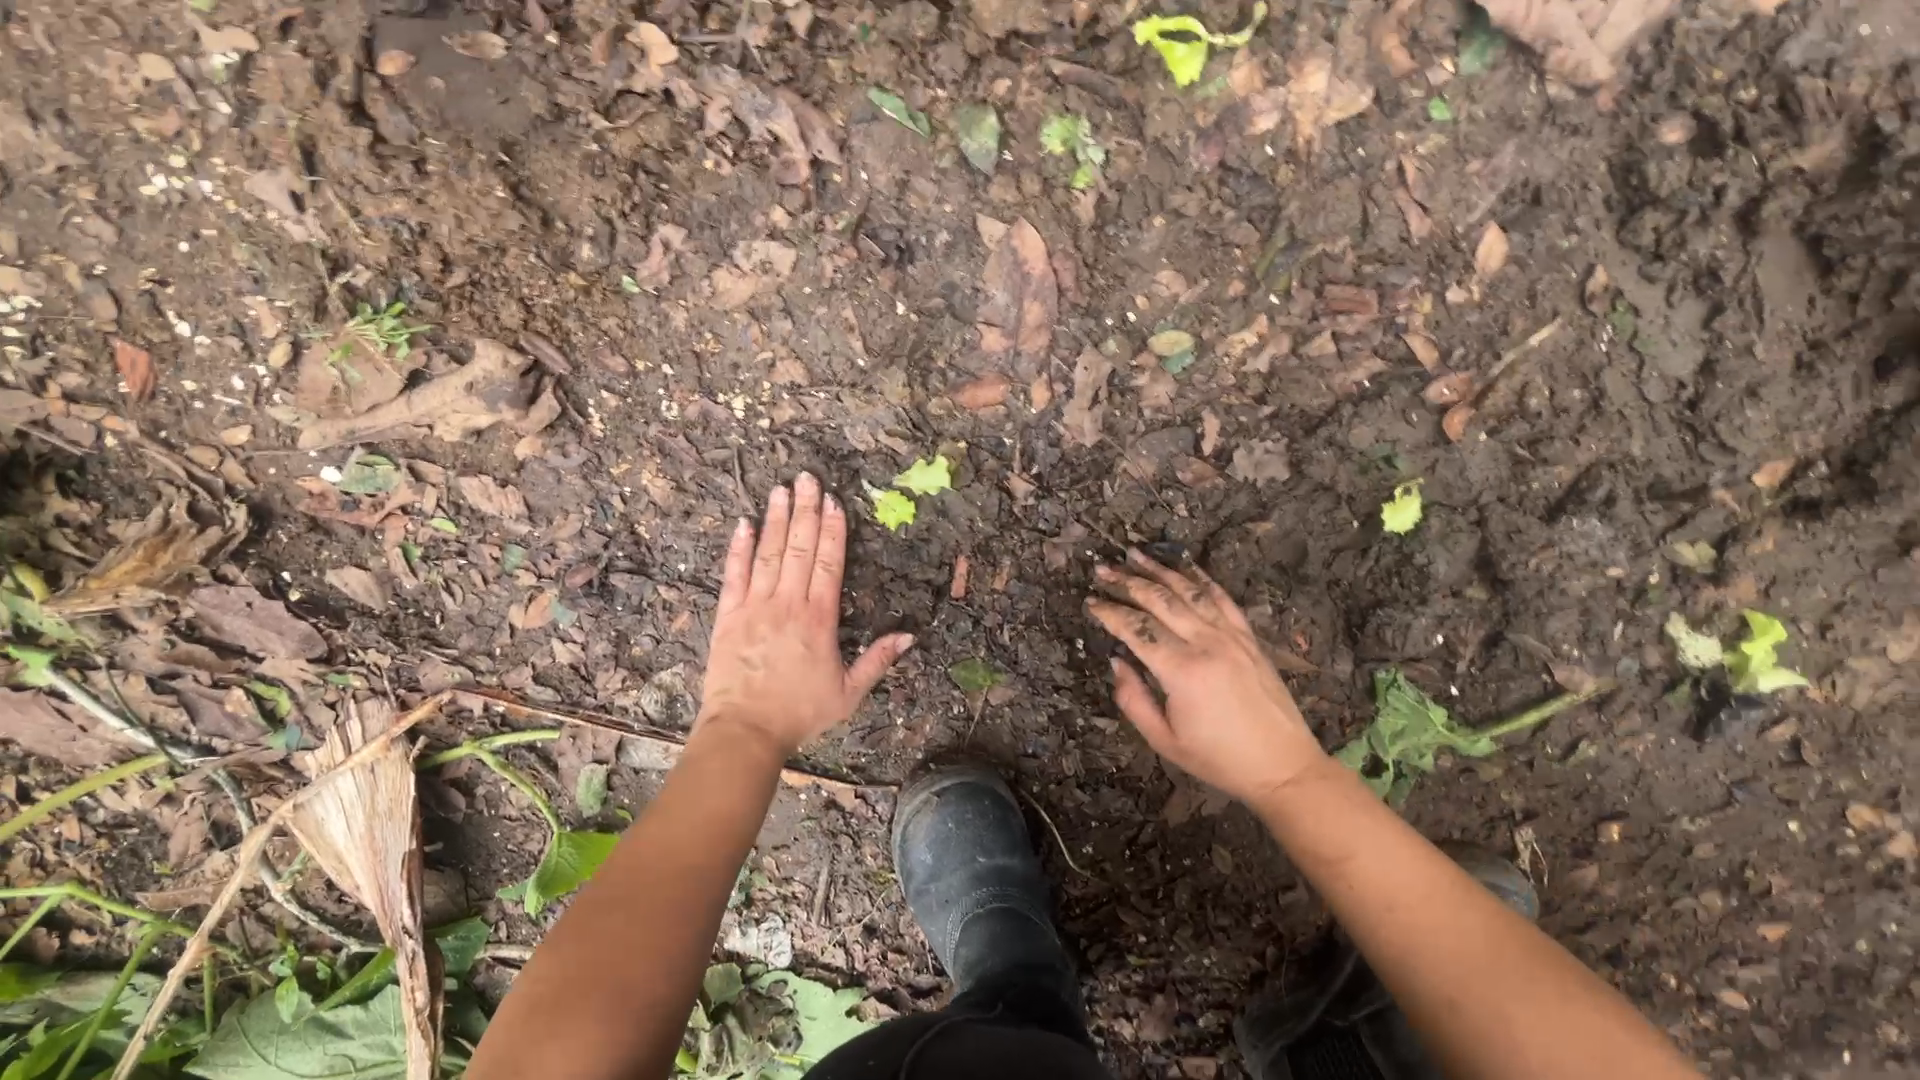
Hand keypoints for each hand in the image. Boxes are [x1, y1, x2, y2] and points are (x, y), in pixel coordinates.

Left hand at [699, 473, 914, 755]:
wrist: (744, 731)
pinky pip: (734, 575)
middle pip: (800, 548)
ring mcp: (754, 607)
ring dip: (776, 519)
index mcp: (819, 619)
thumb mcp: (848, 693)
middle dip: (806, 510)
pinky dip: (739, 548)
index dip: (833, 530)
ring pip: (768, 553)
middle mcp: (787, 604)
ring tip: (782, 489)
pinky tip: (744, 524)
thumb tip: (909, 636)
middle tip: (808, 477)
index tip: (834, 501)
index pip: (829, 563)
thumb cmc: (799, 713)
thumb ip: (877, 660)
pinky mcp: (728, 617)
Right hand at [1086, 550, 1327, 803]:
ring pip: (1190, 591)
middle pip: (1160, 601)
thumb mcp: (1164, 740)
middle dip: (1127, 582)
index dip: (1110, 613)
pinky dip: (1200, 578)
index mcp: (1182, 672)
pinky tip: (1183, 565)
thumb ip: (1133, 700)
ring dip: (1159, 570)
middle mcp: (1207, 644)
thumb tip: (1117, 663)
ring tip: (1134, 554)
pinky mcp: (1249, 638)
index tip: (1090, 602)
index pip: (1137, 629)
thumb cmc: (1219, 759)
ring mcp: (1232, 637)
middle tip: (1102, 570)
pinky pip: (1222, 598)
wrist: (1283, 765)